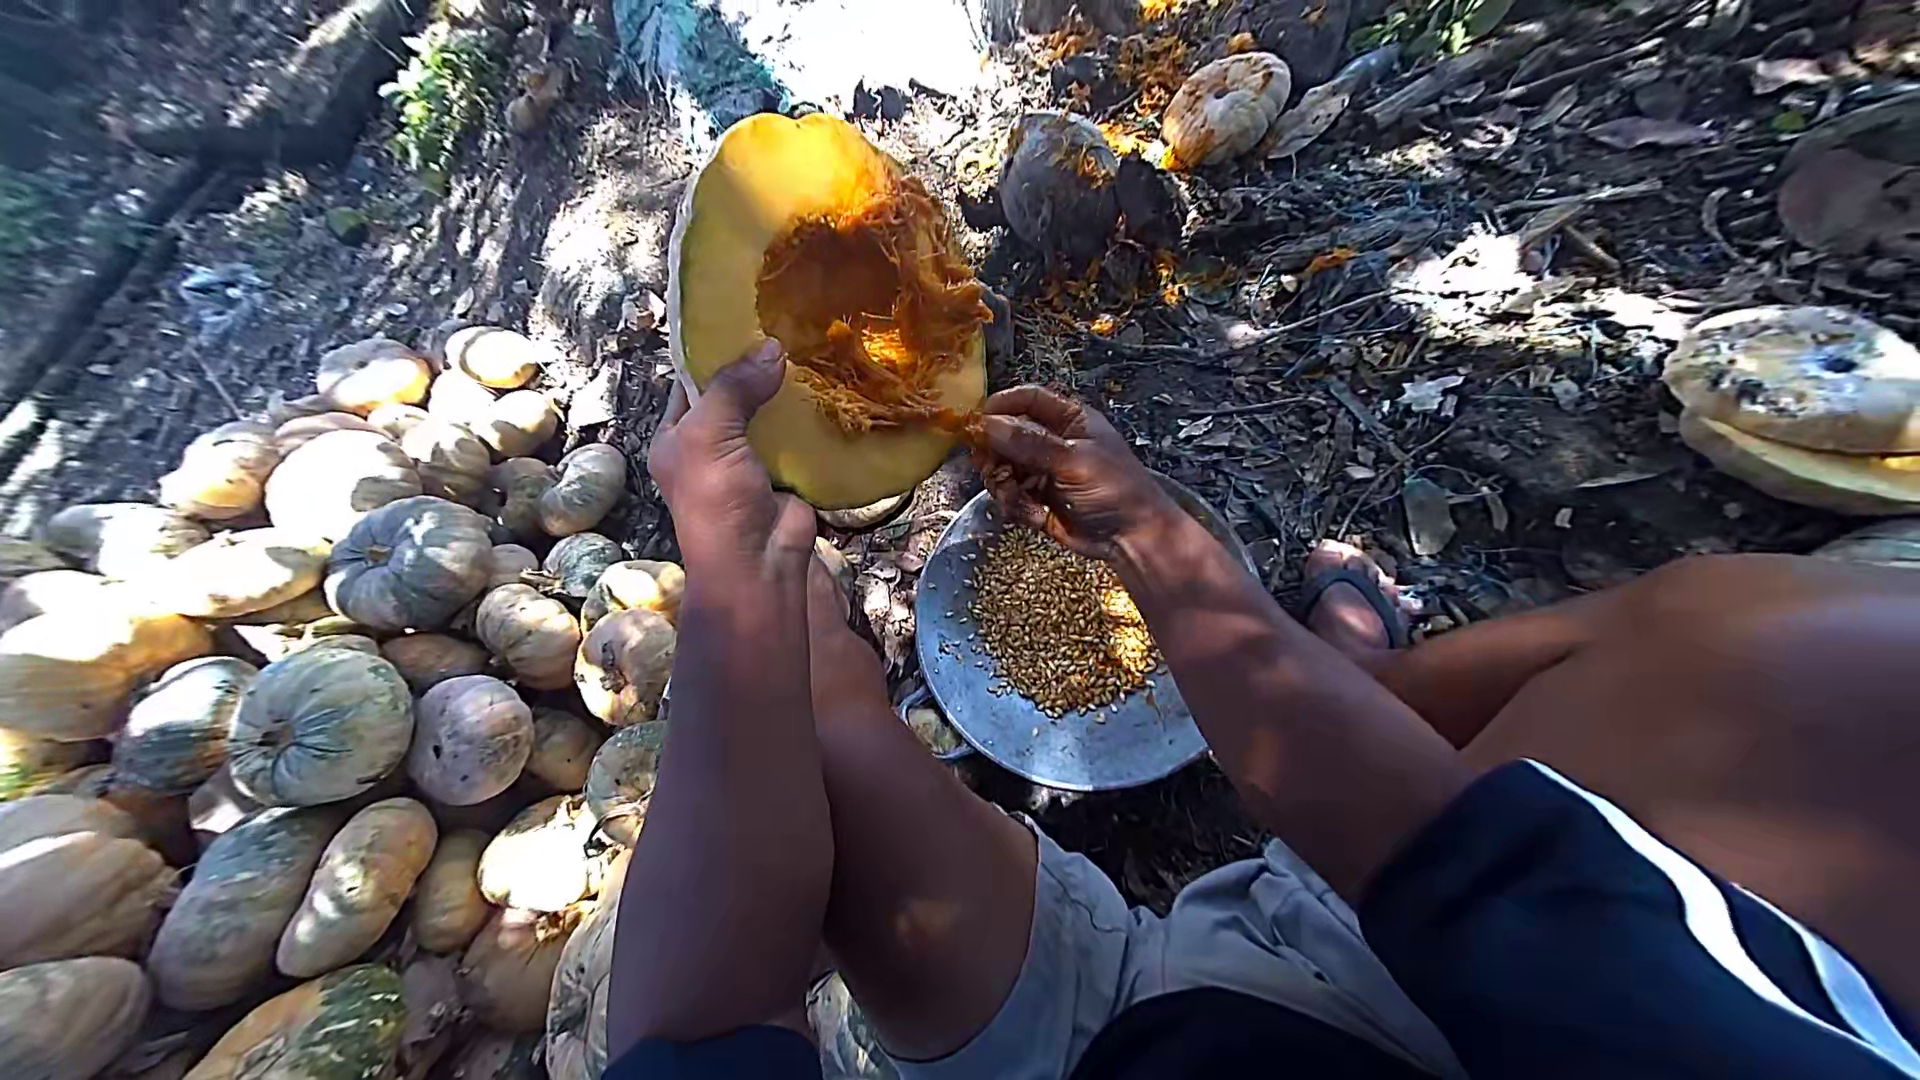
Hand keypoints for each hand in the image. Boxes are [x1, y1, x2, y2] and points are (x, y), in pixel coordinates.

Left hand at [648, 339, 815, 572]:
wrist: (758, 563)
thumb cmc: (717, 501)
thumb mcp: (708, 436)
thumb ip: (734, 389)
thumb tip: (771, 348)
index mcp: (677, 435)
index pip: (691, 381)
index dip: (713, 351)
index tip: (743, 319)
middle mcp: (711, 446)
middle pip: (734, 395)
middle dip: (754, 368)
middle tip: (785, 331)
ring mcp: (750, 460)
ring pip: (767, 415)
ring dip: (784, 393)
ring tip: (809, 352)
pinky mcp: (785, 473)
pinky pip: (796, 438)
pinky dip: (809, 420)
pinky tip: (826, 393)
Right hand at [975, 386, 1181, 561]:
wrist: (1131, 538)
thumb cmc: (1114, 489)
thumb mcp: (1072, 460)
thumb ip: (1028, 442)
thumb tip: (986, 424)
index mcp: (1068, 419)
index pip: (1027, 399)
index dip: (1001, 406)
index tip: (977, 422)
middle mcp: (1051, 441)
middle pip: (1005, 434)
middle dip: (995, 452)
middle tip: (993, 467)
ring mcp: (1041, 470)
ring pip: (1001, 466)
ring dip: (1003, 483)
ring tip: (1016, 496)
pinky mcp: (1035, 499)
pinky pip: (1009, 495)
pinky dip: (1014, 504)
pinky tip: (1033, 514)